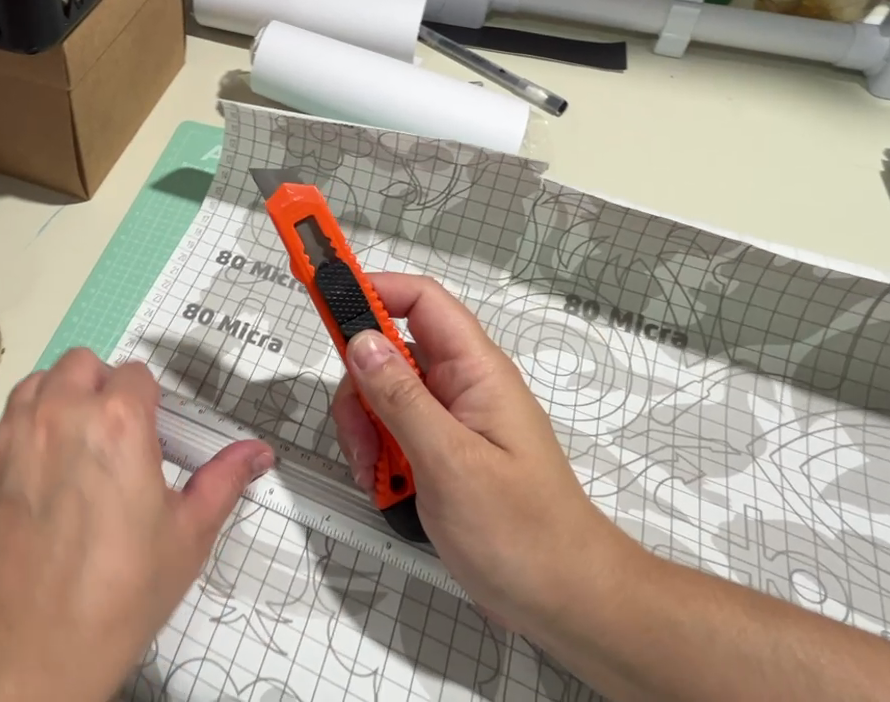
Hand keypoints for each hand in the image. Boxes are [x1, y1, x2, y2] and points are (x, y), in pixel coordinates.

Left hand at [0, 348, 273, 701]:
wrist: (32, 650)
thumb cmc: (120, 595)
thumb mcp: (188, 536)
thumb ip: (224, 480)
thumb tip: (257, 452)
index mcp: (117, 422)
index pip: (136, 374)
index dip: (149, 404)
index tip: (149, 437)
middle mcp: (59, 413)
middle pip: (83, 365)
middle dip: (102, 390)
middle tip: (114, 440)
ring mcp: (11, 436)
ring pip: (39, 385)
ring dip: (60, 402)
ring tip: (75, 452)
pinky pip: (5, 425)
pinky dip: (24, 437)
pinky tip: (39, 484)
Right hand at [331, 274, 643, 632]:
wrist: (566, 601)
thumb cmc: (519, 531)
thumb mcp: (450, 462)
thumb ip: (400, 397)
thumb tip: (358, 339)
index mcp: (475, 370)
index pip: (421, 300)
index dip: (373, 289)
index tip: (323, 299)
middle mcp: (461, 384)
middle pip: (389, 351)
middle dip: (358, 388)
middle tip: (358, 438)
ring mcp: (450, 419)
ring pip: (382, 394)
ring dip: (364, 429)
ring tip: (375, 475)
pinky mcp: (441, 450)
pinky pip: (393, 430)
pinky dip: (377, 453)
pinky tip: (384, 488)